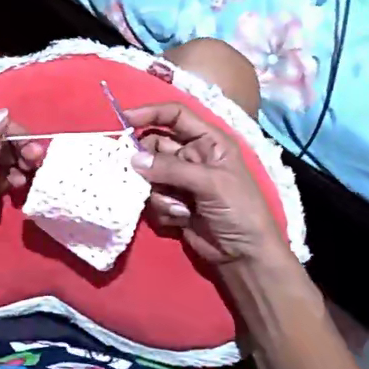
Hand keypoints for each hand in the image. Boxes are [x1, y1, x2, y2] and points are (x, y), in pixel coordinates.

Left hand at [0, 109, 44, 249]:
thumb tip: (5, 115)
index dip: (10, 130)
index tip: (26, 139)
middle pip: (5, 141)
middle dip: (22, 145)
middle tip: (34, 155)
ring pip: (11, 158)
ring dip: (23, 161)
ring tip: (29, 169)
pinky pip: (10, 178)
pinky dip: (18, 178)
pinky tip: (19, 183)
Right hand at [125, 103, 286, 267]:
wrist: (244, 255)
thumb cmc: (239, 210)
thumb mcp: (211, 183)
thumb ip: (172, 169)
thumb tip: (134, 159)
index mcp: (209, 141)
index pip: (175, 115)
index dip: (150, 113)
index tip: (124, 118)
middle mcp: (193, 157)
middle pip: (155, 146)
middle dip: (147, 162)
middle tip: (143, 176)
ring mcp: (181, 181)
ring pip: (150, 176)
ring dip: (159, 193)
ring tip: (180, 208)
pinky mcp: (173, 204)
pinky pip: (153, 199)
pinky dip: (162, 209)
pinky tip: (181, 220)